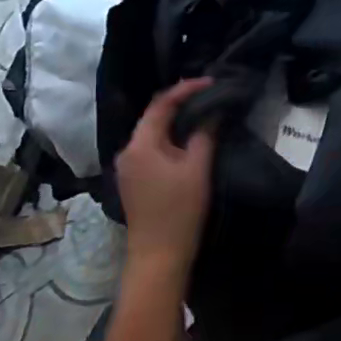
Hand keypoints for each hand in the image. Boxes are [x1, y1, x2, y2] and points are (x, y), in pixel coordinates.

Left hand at [116, 78, 217, 279]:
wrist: (158, 257)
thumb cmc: (180, 212)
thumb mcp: (197, 170)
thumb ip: (204, 135)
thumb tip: (213, 111)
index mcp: (140, 144)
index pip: (162, 104)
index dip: (186, 89)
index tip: (211, 83)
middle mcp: (128, 151)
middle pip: (154, 117)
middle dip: (181, 104)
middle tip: (209, 97)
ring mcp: (128, 167)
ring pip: (153, 134)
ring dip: (175, 123)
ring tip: (203, 115)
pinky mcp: (133, 181)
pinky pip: (151, 150)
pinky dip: (169, 141)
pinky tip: (188, 142)